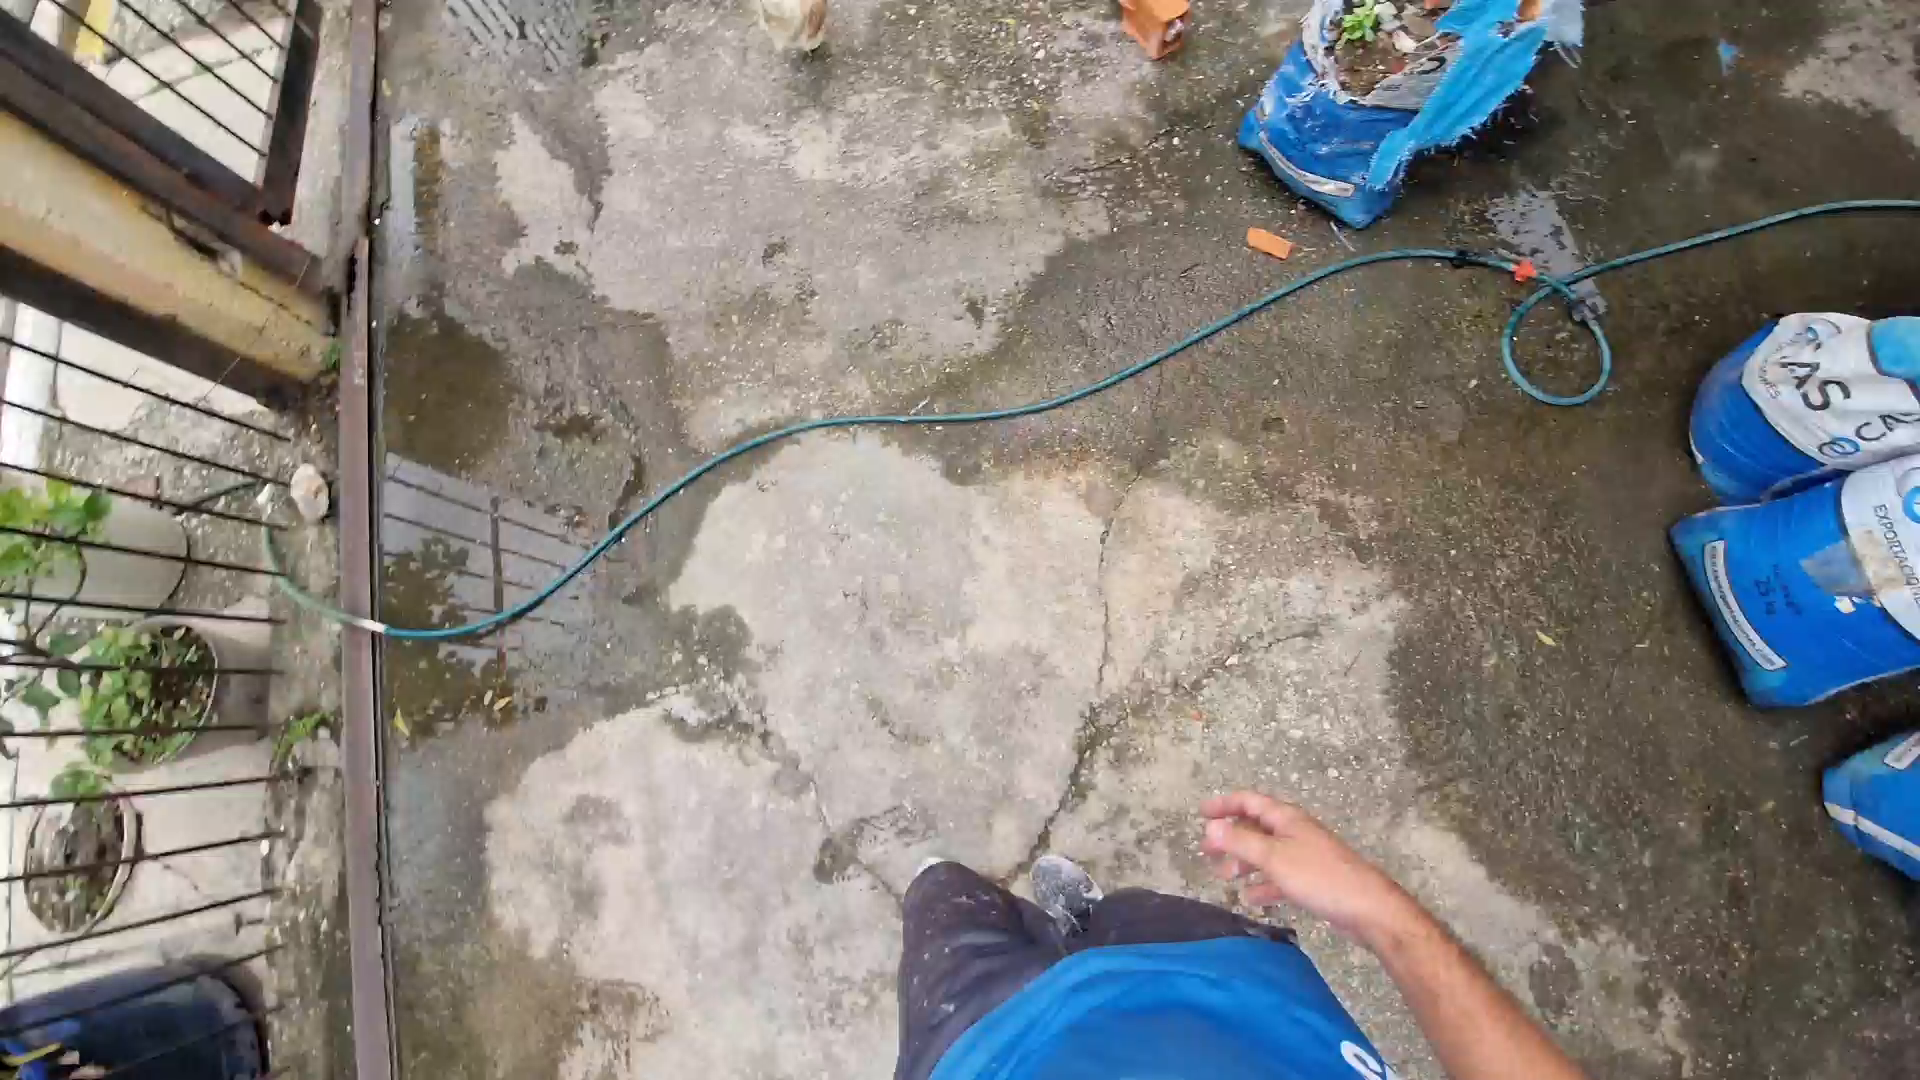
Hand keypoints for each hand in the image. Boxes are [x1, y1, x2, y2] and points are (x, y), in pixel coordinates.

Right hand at [1200, 792, 1425, 950]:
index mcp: (1285, 818)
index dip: (1224, 804)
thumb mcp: (1273, 857)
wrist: (1369, 909)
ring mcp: (1304, 855)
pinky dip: (1263, 883)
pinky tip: (1251, 898)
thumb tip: (1210, 826)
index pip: (1248, 801)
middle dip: (1230, 838)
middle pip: (1255, 827)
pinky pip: (1279, 875)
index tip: (1201, 814)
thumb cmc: (1319, 876)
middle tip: (1208, 853)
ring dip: (1243, 862)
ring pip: (1265, 852)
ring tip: (1225, 877)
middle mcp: (1294, 831)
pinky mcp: (1313, 879)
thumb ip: (1240, 841)